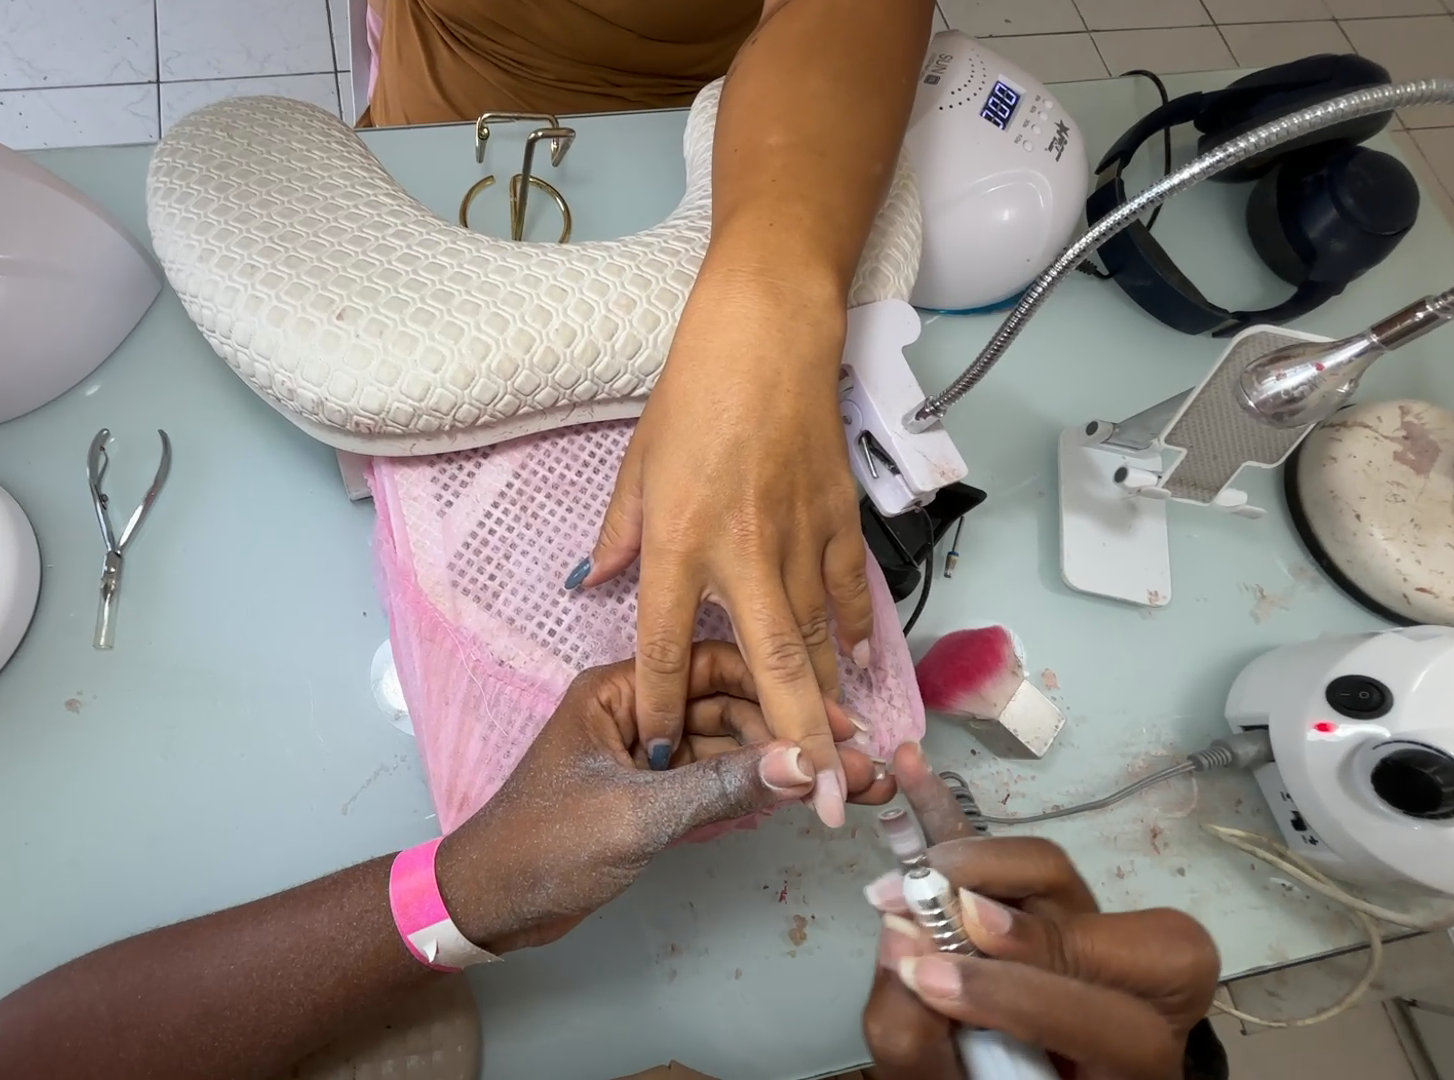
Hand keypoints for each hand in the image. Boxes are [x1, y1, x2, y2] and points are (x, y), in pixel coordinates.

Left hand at [434, 642, 836, 952]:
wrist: (496, 902)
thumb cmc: (548, 844)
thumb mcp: (637, 813)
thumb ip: (720, 786)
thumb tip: (804, 763)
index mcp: (618, 689)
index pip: (708, 668)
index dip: (773, 689)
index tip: (836, 718)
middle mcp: (637, 711)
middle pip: (726, 709)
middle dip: (788, 735)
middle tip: (856, 761)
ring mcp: (648, 753)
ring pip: (726, 747)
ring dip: (780, 765)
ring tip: (851, 784)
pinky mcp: (655, 792)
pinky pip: (713, 780)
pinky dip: (754, 790)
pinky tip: (802, 795)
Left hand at [577, 268, 874, 828]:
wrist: (765, 341)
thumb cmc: (689, 403)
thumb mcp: (635, 470)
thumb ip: (617, 538)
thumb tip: (595, 583)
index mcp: (678, 547)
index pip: (663, 650)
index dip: (660, 713)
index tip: (660, 759)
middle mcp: (742, 558)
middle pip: (772, 667)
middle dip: (797, 743)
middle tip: (820, 805)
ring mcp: (801, 542)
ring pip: (822, 641)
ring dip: (831, 703)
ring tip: (840, 757)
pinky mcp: (841, 522)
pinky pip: (850, 596)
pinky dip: (855, 637)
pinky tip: (859, 671)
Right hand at [862, 744, 1221, 1079]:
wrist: (988, 1066)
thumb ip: (914, 1036)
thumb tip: (899, 942)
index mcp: (1126, 1066)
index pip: (1119, 1026)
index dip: (1026, 994)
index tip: (931, 978)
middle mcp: (1122, 995)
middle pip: (1141, 943)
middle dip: (1031, 926)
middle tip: (945, 915)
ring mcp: (1073, 934)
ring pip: (1061, 875)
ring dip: (986, 862)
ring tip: (916, 873)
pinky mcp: (1018, 897)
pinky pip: (988, 844)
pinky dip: (947, 809)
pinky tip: (909, 766)